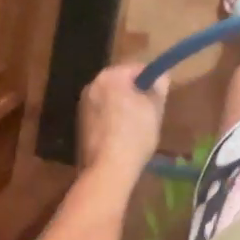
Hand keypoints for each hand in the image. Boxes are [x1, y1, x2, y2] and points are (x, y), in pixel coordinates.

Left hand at [78, 64, 168, 181]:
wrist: (108, 171)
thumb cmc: (135, 134)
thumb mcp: (155, 107)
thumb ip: (159, 86)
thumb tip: (159, 76)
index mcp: (110, 76)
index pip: (137, 68)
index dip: (152, 80)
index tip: (160, 97)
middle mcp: (92, 85)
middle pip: (122, 82)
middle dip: (136, 93)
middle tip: (150, 111)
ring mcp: (83, 106)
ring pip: (111, 99)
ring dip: (124, 106)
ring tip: (137, 126)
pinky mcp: (80, 125)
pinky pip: (102, 114)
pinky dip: (112, 119)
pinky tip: (122, 136)